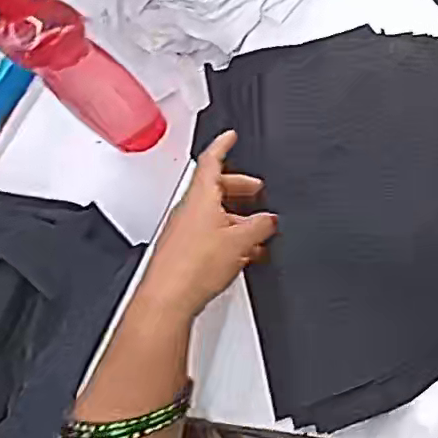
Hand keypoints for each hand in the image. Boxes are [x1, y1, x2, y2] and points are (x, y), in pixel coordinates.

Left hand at [134, 130, 276, 319]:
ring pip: (215, 213)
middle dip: (240, 187)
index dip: (223, 146)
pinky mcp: (185, 250)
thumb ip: (261, 224)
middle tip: (258, 190)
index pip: (211, 161)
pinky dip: (229, 236)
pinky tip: (244, 253)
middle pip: (217, 188)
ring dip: (237, 217)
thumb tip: (270, 219)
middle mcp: (189, 210)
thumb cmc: (193, 267)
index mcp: (201, 197)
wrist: (167, 300)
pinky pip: (211, 233)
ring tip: (257, 230)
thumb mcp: (242, 240)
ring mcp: (185, 230)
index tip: (230, 136)